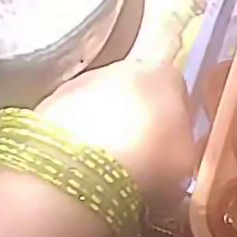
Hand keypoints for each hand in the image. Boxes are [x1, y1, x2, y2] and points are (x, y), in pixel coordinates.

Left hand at [33, 60, 196, 199]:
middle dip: (139, 122)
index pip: (179, 93)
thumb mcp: (188, 165)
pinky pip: (74, 121)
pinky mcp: (48, 101)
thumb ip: (188, 150)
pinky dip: (79, 139)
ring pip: (103, 105)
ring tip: (108, 170)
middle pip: (139, 94)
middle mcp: (124, 66)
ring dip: (106, 130)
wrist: (80, 169)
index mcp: (167, 76)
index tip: (174, 151)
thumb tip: (181, 151)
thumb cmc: (151, 165)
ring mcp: (82, 80)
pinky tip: (82, 169)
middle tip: (142, 163)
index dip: (178, 123)